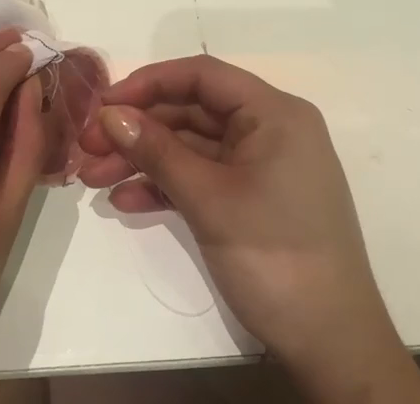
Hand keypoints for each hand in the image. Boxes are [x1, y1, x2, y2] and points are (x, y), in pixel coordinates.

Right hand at [79, 56, 419, 403]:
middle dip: (137, 128)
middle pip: (191, 111)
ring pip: (191, 147)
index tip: (102, 104)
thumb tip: (108, 114)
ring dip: (143, 160)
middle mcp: (270, 131)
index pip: (201, 76)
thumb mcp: (209, 199)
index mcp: (274, 114)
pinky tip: (125, 203)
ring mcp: (262, 167)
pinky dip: (165, 187)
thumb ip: (156, 150)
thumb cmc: (274, 255)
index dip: (148, 83)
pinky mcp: (252, 201)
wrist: (331, 343)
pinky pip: (201, 178)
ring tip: (93, 179)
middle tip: (87, 148)